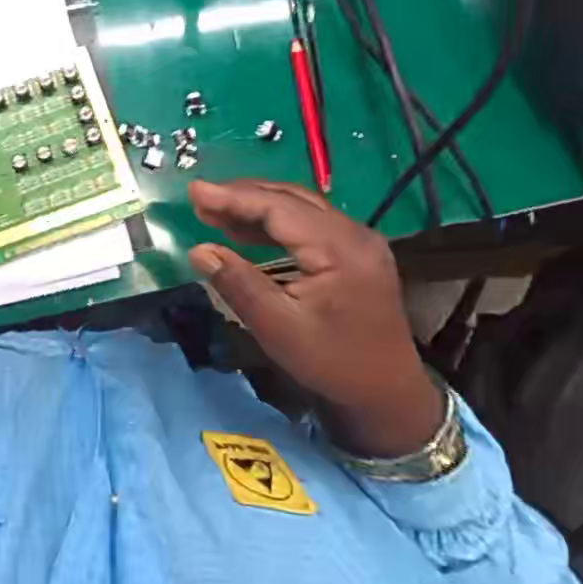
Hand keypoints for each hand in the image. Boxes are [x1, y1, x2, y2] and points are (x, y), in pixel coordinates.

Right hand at [187, 179, 441, 457]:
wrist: (387, 392)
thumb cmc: (332, 362)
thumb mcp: (277, 327)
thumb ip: (238, 283)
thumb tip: (199, 251)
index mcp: (340, 249)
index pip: (279, 208)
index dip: (233, 197)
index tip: (195, 191)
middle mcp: (355, 234)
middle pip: (291, 198)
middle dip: (242, 194)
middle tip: (199, 198)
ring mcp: (359, 241)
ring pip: (300, 207)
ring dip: (256, 205)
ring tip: (213, 209)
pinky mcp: (355, 252)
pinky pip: (309, 223)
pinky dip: (274, 221)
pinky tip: (244, 230)